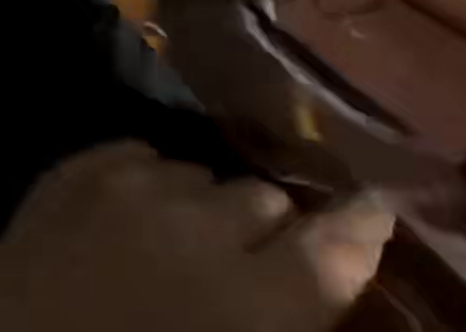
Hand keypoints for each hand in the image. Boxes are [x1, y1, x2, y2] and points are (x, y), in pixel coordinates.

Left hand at [0, 142, 393, 331]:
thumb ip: (275, 312)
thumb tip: (298, 284)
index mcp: (252, 300)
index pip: (329, 252)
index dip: (358, 229)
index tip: (376, 204)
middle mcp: (203, 226)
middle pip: (262, 199)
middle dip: (261, 226)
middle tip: (241, 259)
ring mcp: (139, 183)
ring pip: (200, 174)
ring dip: (200, 203)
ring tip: (175, 238)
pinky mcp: (89, 162)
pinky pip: (143, 154)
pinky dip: (148, 180)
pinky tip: (133, 210)